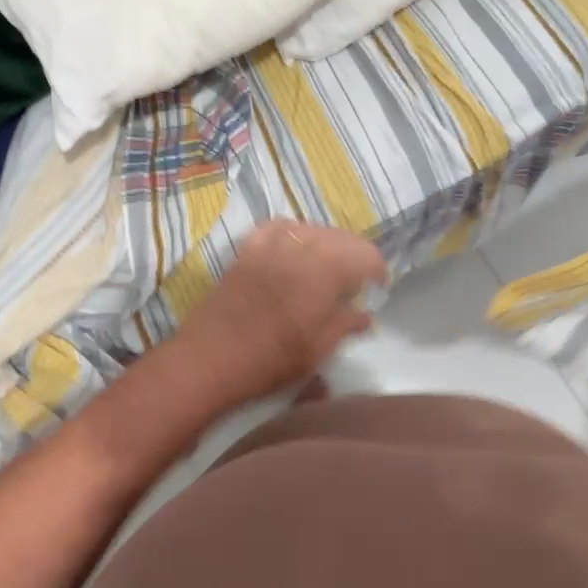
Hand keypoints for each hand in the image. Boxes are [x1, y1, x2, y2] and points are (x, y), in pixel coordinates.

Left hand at [172, 219, 387, 405]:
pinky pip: (277, 227)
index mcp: (324, 273)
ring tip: (329, 264)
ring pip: (311, 229)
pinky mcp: (248, 250)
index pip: (365, 255)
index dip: (377, 268)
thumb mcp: (316, 351)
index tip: (378, 287)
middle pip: (340, 238)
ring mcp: (271, 246)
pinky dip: (292, 232)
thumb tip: (365, 314)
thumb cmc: (268, 361)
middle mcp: (301, 249)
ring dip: (327, 242)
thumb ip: (345, 325)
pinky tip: (294, 247)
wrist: (209, 359)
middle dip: (355, 254)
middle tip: (357, 281)